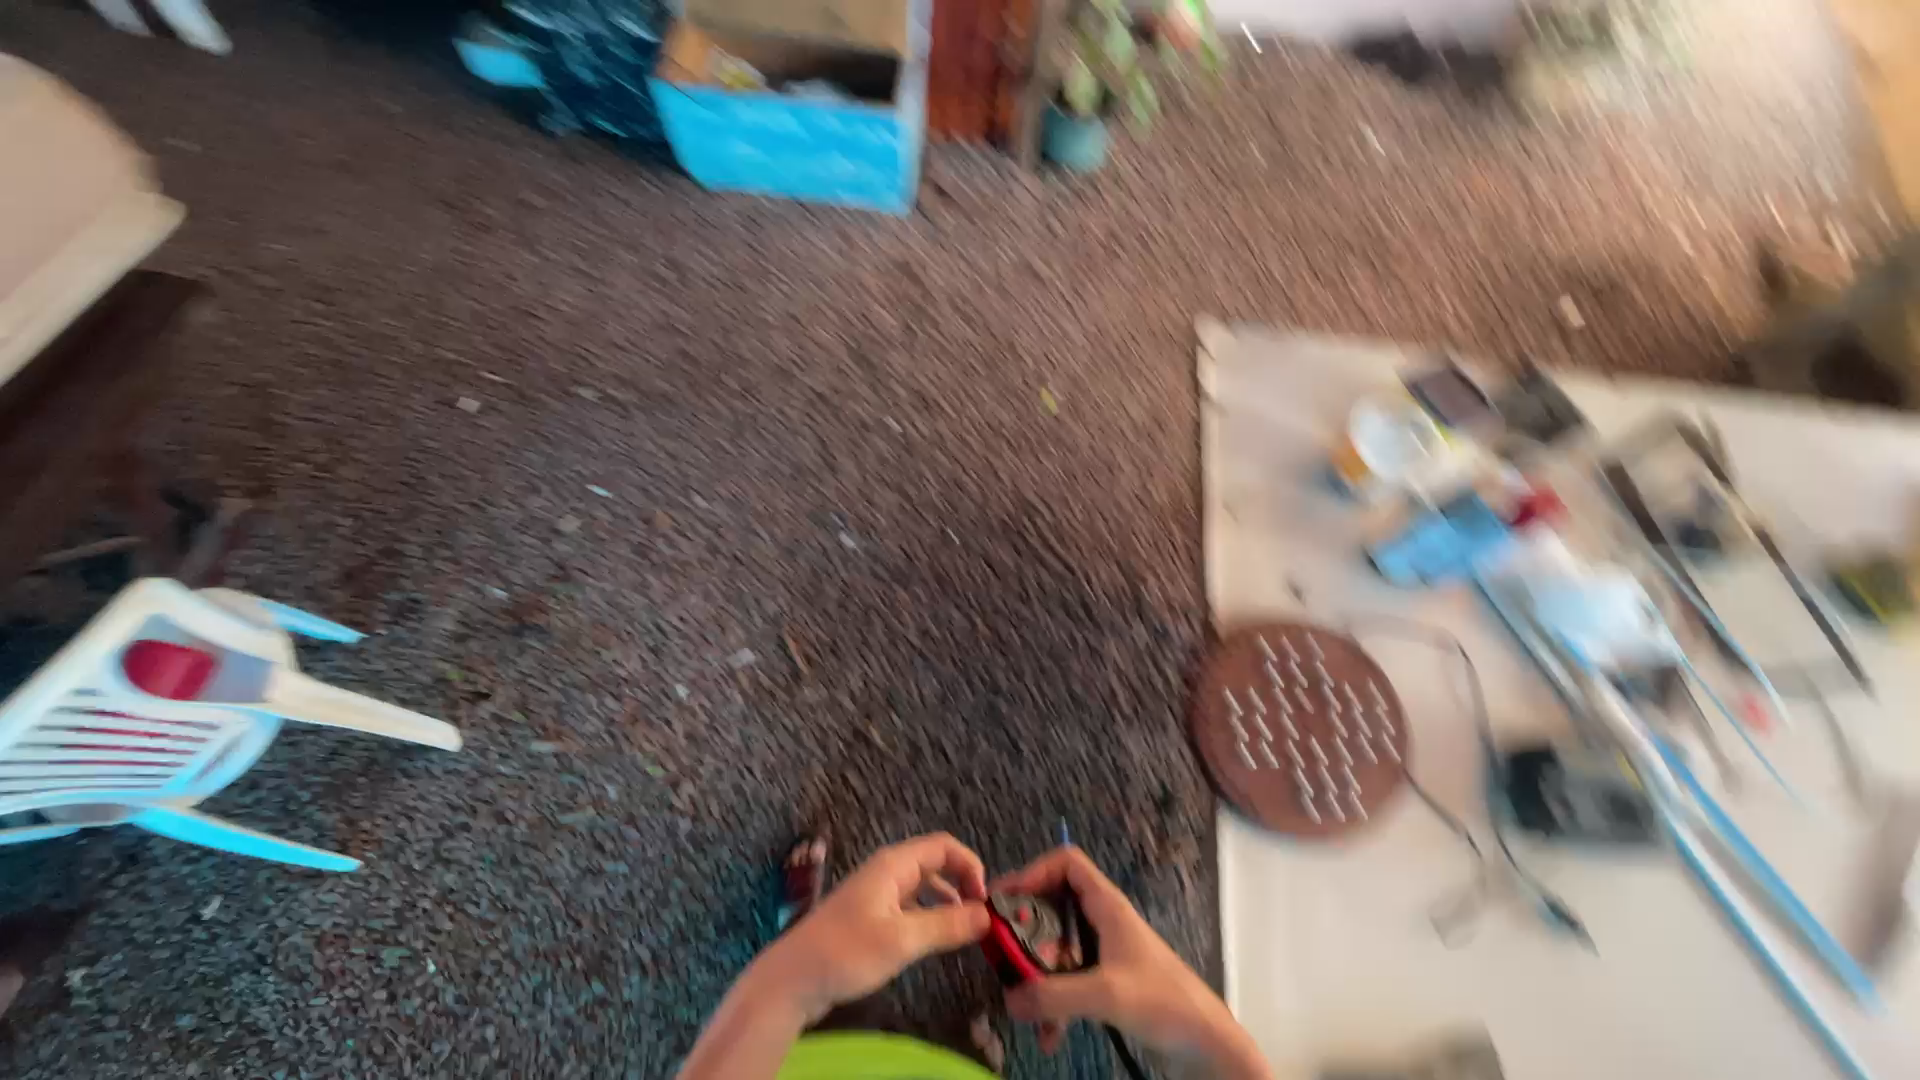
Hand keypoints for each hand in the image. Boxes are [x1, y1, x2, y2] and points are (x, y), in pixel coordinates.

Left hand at [749, 832, 990, 1024]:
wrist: (792, 979)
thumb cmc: (846, 952)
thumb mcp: (902, 940)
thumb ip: (946, 925)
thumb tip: (986, 915)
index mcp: (894, 864)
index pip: (944, 846)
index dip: (970, 865)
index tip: (985, 899)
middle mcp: (887, 871)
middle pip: (936, 863)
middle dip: (963, 883)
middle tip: (981, 917)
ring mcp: (878, 893)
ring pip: (925, 886)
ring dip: (949, 901)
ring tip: (967, 930)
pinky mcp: (872, 916)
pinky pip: (912, 905)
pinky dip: (931, 915)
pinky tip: (937, 938)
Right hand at [994, 846, 1270, 1078]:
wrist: (1207, 1043)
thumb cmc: (1163, 1002)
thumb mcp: (1106, 995)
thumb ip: (1054, 995)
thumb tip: (1009, 998)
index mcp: (1106, 905)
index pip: (1066, 862)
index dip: (1033, 871)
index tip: (1005, 900)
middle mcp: (1101, 921)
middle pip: (1052, 906)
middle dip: (1025, 933)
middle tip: (1004, 956)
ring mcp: (1103, 952)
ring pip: (1056, 949)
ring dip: (1037, 976)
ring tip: (1026, 1007)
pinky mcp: (1105, 982)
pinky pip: (1067, 981)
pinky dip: (1054, 1003)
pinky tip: (1050, 1035)